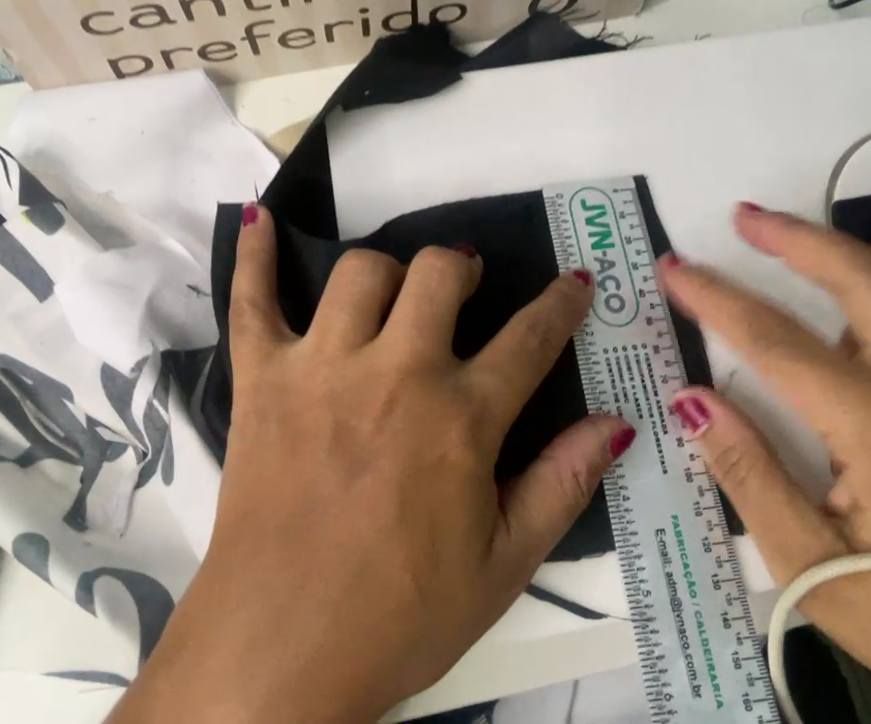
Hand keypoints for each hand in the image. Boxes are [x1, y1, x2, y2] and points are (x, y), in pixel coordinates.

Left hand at [113, 205, 633, 723]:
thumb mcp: (505, 566)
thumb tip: (617, 422)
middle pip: (437, 273)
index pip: (530, 338)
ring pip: (359, 272)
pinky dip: (256, 255)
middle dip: (460, 269)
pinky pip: (253, 299)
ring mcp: (320, 367)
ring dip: (386, 272)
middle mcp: (394, 372)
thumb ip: (563, 484)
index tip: (576, 283)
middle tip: (463, 289)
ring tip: (391, 296)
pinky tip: (262, 220)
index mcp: (461, 419)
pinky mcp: (261, 379)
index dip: (561, 304)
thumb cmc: (401, 616)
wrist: (281, 650)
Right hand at [660, 204, 870, 723]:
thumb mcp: (815, 569)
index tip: (673, 265)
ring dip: (839, 296)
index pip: (779, 341)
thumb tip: (693, 400)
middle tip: (745, 215)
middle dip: (798, 236)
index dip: (717, 296)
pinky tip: (867, 413)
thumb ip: (750, 474)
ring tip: (788, 310)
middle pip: (867, 279)